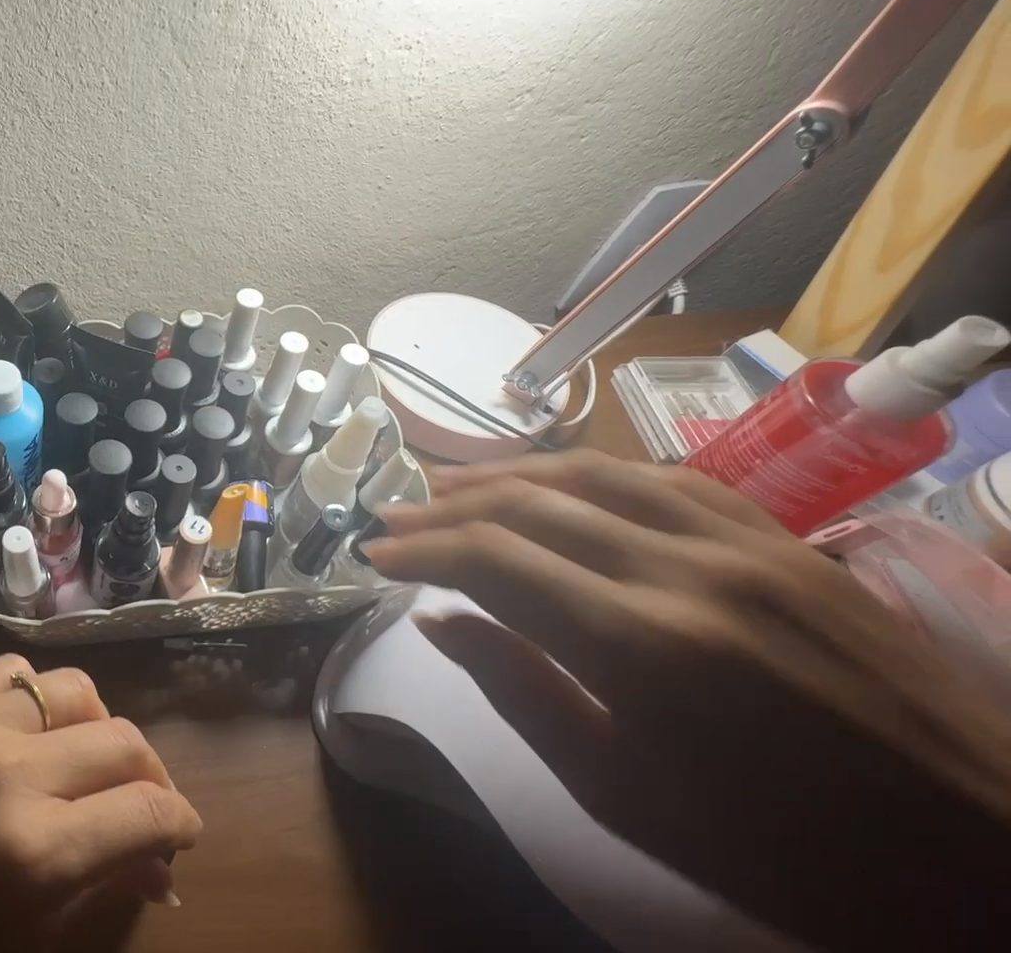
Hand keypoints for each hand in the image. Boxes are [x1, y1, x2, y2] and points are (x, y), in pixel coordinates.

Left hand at [0, 654, 198, 952]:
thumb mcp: (30, 929)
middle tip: (144, 800)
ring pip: (77, 689)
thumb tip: (164, 861)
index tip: (182, 830)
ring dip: (99, 725)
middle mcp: (10, 773)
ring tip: (88, 756)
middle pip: (123, 741)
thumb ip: (105, 883)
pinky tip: (34, 727)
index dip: (180, 821)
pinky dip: (39, 696)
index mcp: (35, 850)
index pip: (147, 811)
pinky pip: (16, 670)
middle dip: (152, 775)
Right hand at [364, 450, 1010, 952]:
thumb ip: (521, 692)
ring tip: (448, 481)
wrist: (992, 853)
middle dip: (447, 507)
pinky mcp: (788, 539)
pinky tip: (557, 481)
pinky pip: (666, 476)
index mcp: (643, 645)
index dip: (421, 550)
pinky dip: (590, 471)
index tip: (374, 556)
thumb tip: (437, 622)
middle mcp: (688, 570)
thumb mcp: (626, 795)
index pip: (494, 561)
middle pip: (532, 505)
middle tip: (393, 516)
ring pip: (594, 473)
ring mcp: (747, 543)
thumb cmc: (786, 850)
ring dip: (508, 474)